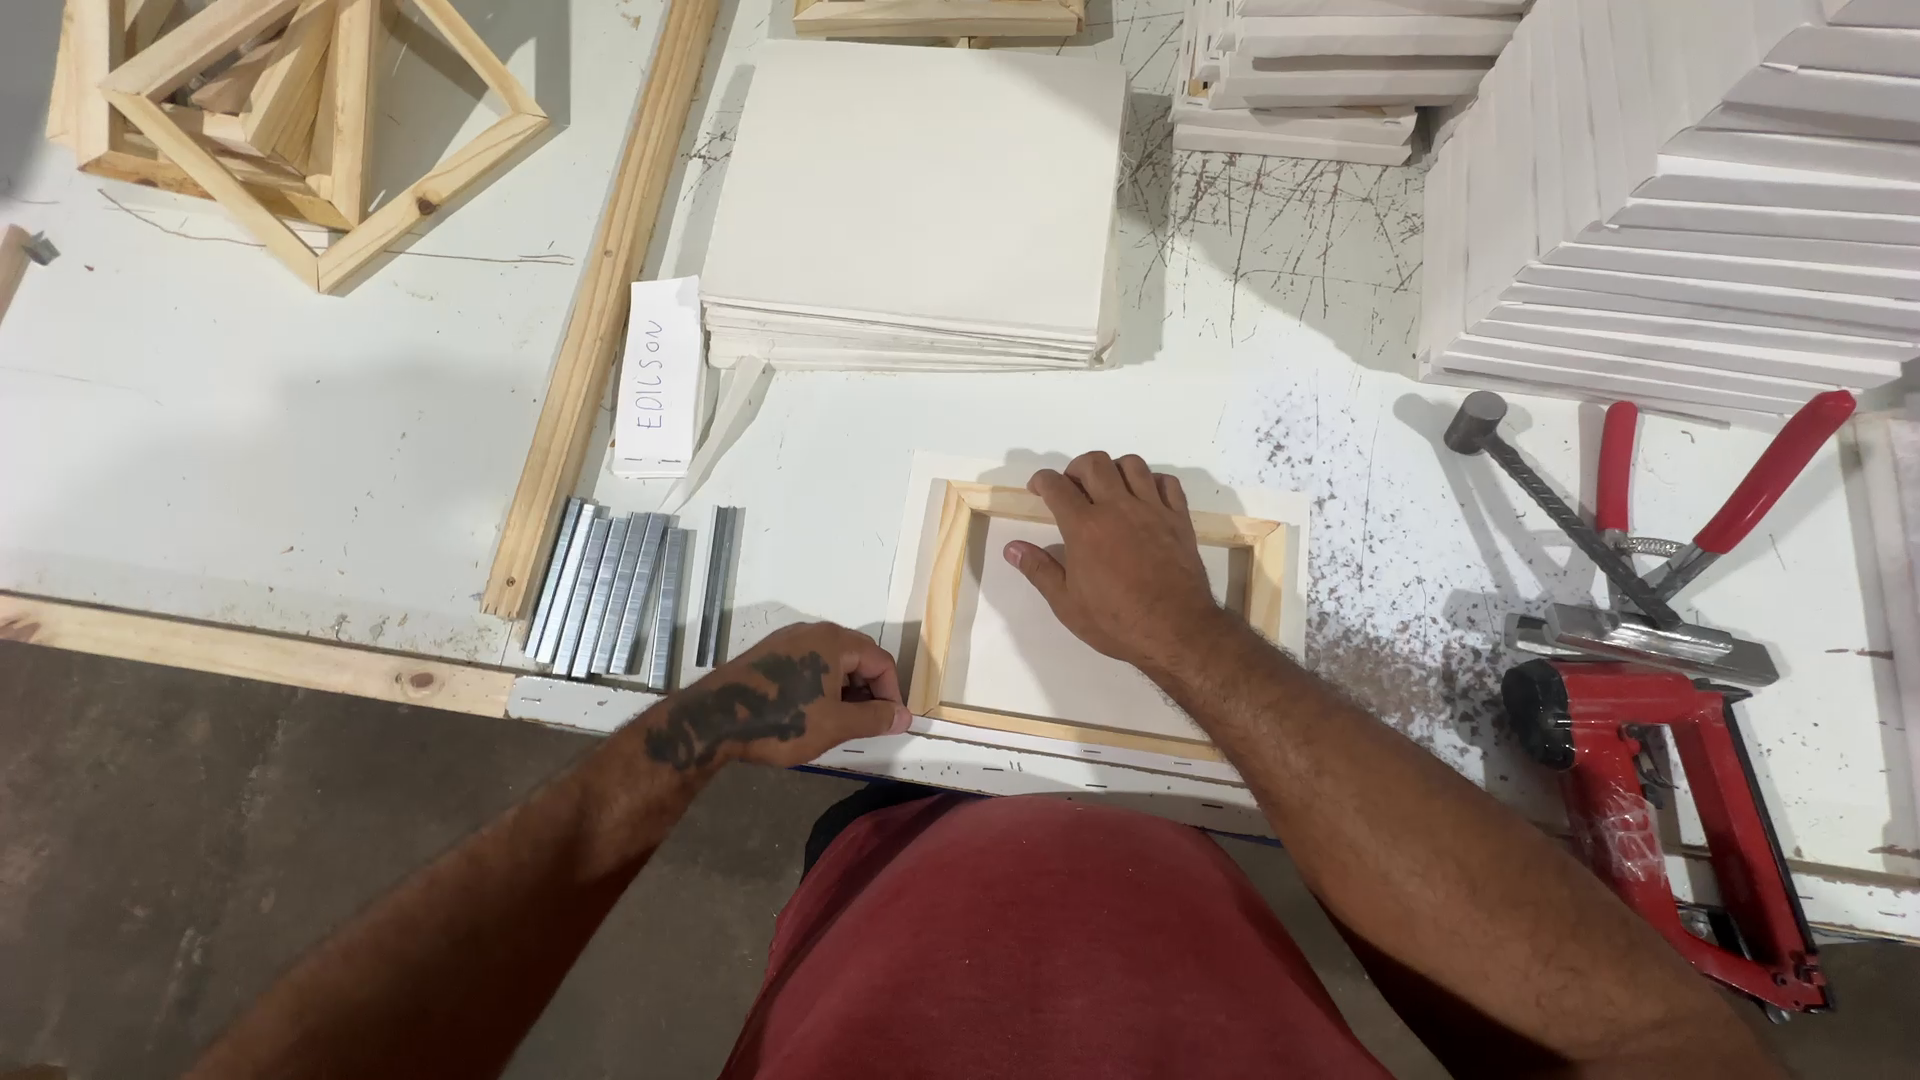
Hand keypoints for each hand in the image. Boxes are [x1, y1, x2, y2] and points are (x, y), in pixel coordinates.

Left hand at [639, 622, 909, 771]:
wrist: (713, 719)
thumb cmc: (782, 720)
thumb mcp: (836, 725)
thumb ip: (875, 718)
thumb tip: (904, 716)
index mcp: (835, 641)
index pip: (881, 661)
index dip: (891, 693)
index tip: (888, 723)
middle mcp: (813, 631)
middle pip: (857, 657)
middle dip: (868, 691)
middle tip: (865, 724)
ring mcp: (787, 640)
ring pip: (831, 662)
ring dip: (844, 690)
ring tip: (837, 722)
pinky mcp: (767, 654)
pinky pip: (807, 664)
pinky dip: (820, 686)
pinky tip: (809, 712)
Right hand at [1005, 451, 1232, 675]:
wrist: (1175, 631)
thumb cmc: (1115, 622)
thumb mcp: (1066, 604)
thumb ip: (1038, 570)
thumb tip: (1012, 548)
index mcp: (1084, 527)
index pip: (1056, 486)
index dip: (1041, 480)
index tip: (1037, 488)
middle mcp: (1117, 508)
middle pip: (1094, 463)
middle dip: (1075, 468)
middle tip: (1071, 488)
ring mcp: (1152, 510)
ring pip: (1132, 464)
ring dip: (1114, 469)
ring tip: (1108, 489)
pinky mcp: (1179, 519)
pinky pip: (1167, 482)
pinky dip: (1152, 481)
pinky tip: (1144, 498)